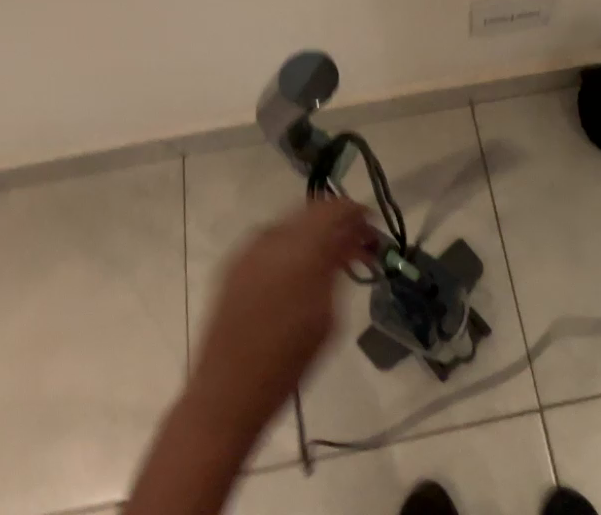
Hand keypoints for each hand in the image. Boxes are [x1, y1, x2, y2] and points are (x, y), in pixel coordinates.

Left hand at [183, 198, 375, 436]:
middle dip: (336, 225)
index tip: (373, 230)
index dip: (356, 213)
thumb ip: (338, 268)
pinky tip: (301, 272)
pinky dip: (291, 247)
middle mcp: (270, 239)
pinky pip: (270, 242)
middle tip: (357, 248)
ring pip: (290, 225)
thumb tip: (352, 240)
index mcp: (298, 250)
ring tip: (331, 262)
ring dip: (314, 235)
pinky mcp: (232, 266)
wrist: (227, 391)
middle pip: (311, 212)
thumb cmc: (288, 361)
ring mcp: (247, 251)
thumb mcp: (327, 315)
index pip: (333, 209)